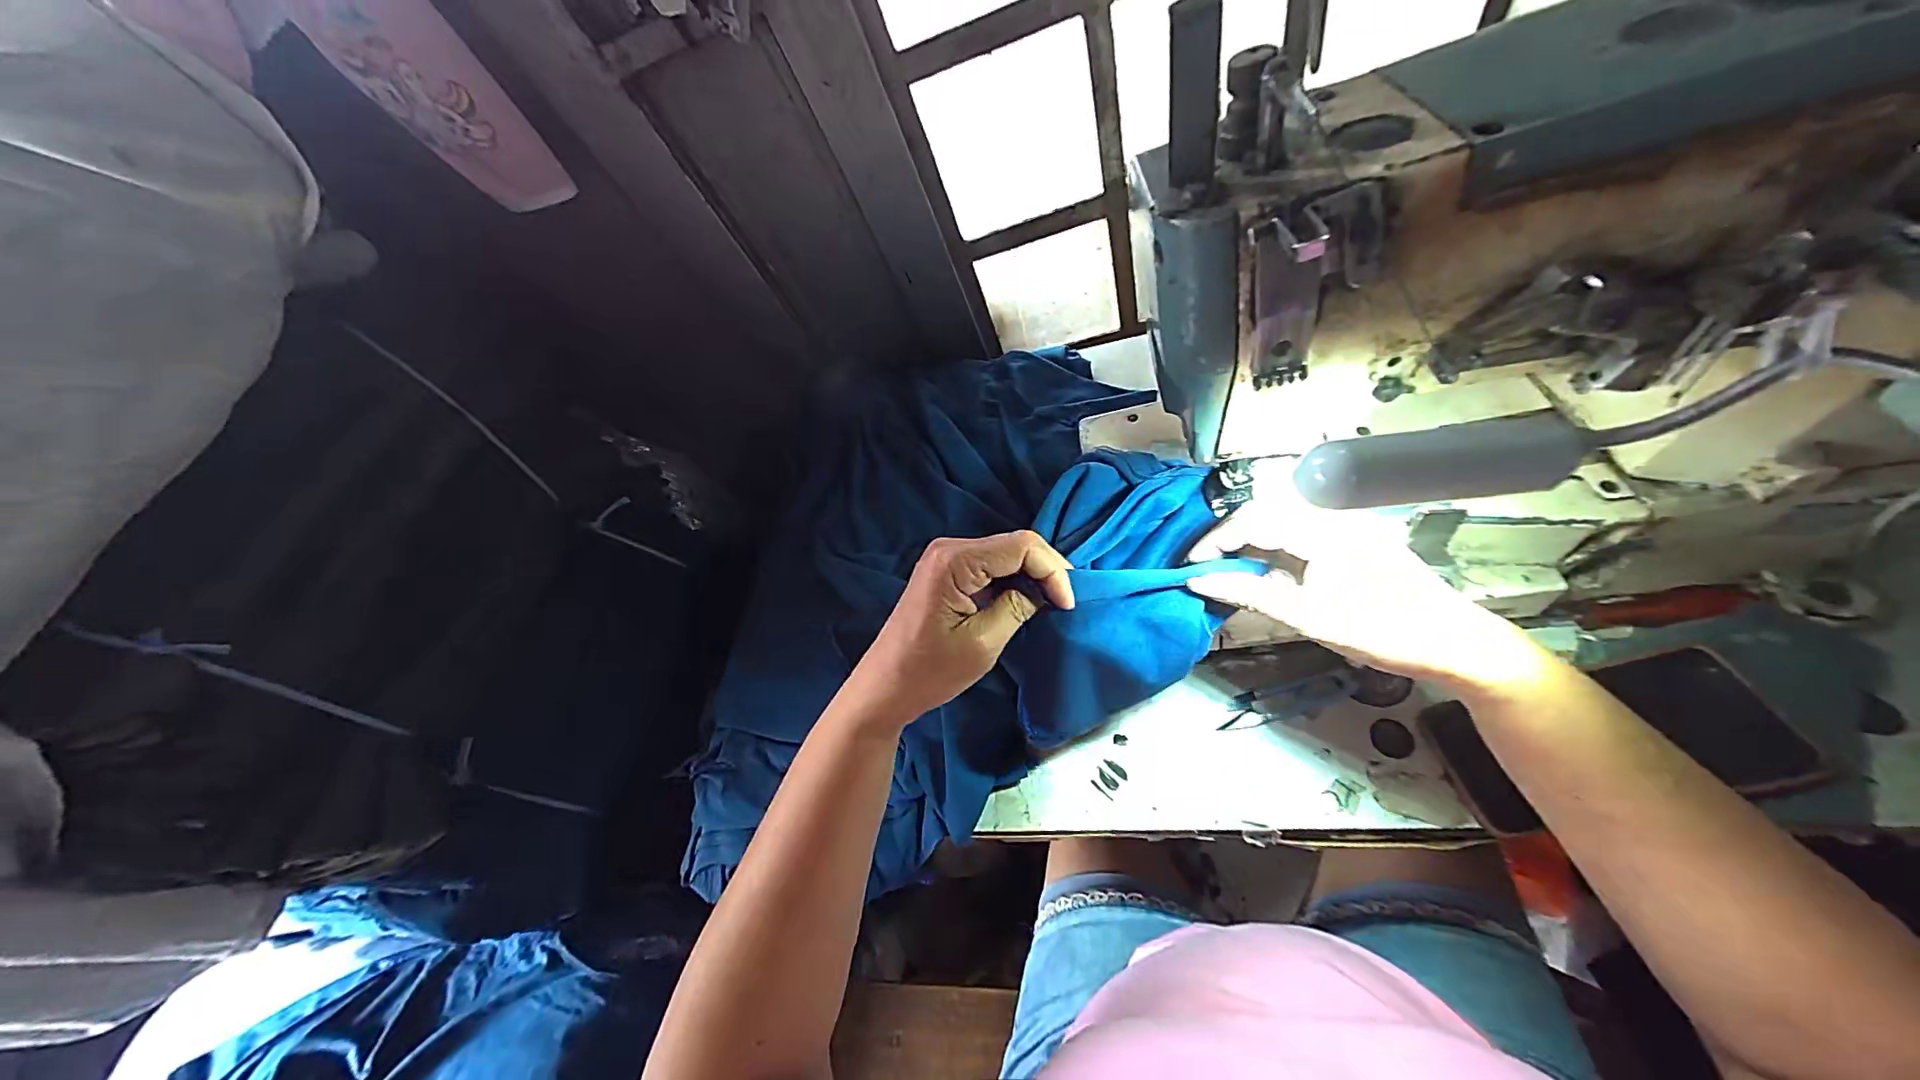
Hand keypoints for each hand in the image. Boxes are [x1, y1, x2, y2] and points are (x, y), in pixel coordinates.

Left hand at [841, 531, 1074, 725]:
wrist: (885, 687)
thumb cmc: (930, 671)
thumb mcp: (984, 642)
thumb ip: (1019, 607)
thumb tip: (1045, 592)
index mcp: (955, 560)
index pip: (1022, 545)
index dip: (1053, 571)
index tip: (1068, 605)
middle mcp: (949, 548)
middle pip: (1015, 545)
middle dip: (1046, 571)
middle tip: (1066, 603)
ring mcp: (945, 558)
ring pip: (1005, 554)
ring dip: (1031, 575)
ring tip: (1051, 604)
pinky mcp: (945, 572)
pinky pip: (989, 566)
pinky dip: (1012, 580)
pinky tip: (1026, 601)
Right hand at [1185, 483, 1544, 693]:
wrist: (1457, 643)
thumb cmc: (1386, 632)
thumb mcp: (1310, 618)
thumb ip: (1251, 593)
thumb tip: (1198, 580)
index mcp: (1324, 530)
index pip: (1253, 519)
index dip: (1215, 540)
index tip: (1190, 565)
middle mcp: (1334, 518)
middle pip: (1264, 512)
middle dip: (1228, 537)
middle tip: (1204, 566)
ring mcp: (1346, 527)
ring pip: (1281, 521)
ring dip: (1249, 541)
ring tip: (1227, 568)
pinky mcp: (1353, 540)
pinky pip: (1300, 532)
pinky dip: (1273, 547)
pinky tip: (1265, 570)